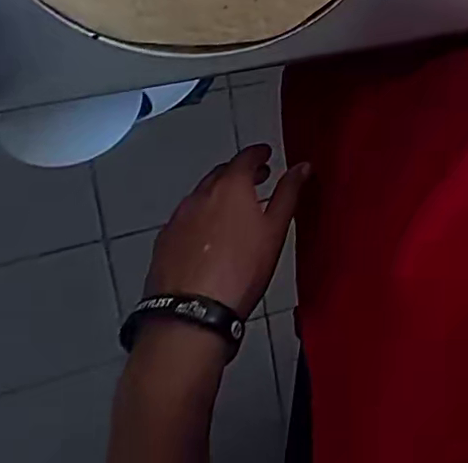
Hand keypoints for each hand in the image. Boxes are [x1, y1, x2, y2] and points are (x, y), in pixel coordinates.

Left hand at [143, 145, 308, 319]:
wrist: (191, 314)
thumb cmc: (240, 271)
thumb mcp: (274, 231)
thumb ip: (289, 193)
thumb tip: (302, 166)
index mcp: (231, 186)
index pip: (246, 157)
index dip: (258, 153)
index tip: (265, 154)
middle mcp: (202, 193)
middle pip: (222, 172)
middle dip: (240, 172)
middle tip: (256, 179)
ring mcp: (180, 216)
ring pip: (202, 194)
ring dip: (219, 194)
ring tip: (234, 208)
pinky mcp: (165, 239)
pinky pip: (186, 217)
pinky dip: (201, 216)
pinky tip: (207, 235)